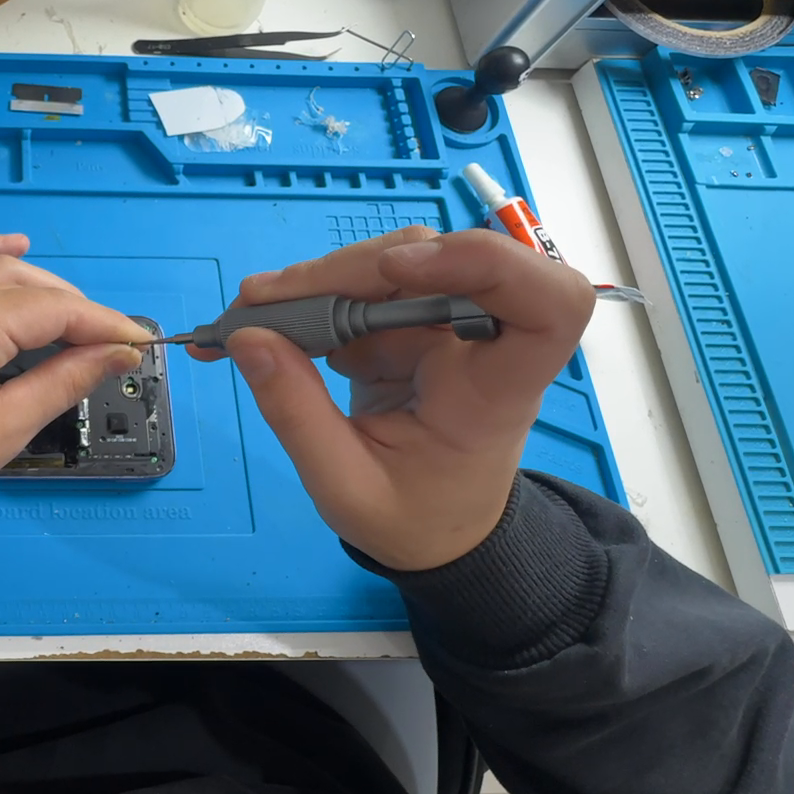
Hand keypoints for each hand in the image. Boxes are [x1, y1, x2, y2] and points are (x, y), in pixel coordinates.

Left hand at [0, 234, 146, 514]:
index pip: (52, 309)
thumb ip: (65, 381)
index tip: (139, 343)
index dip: (103, 325)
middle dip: (77, 311)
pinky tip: (17, 246)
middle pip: (28, 284)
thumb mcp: (3, 430)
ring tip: (80, 319)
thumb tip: (118, 353)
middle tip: (113, 345)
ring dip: (42, 289)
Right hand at [192, 226, 595, 570]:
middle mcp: (476, 345)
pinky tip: (263, 321)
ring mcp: (440, 331)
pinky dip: (305, 300)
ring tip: (250, 312)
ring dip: (315, 281)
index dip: (483, 265)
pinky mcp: (405, 330)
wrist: (436, 532)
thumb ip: (295, 414)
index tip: (396, 270)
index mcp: (493, 392)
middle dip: (343, 272)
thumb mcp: (342, 486)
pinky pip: (357, 291)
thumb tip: (246, 337)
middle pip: (438, 261)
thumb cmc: (411, 518)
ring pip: (388, 266)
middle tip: (259, 302)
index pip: (547, 303)